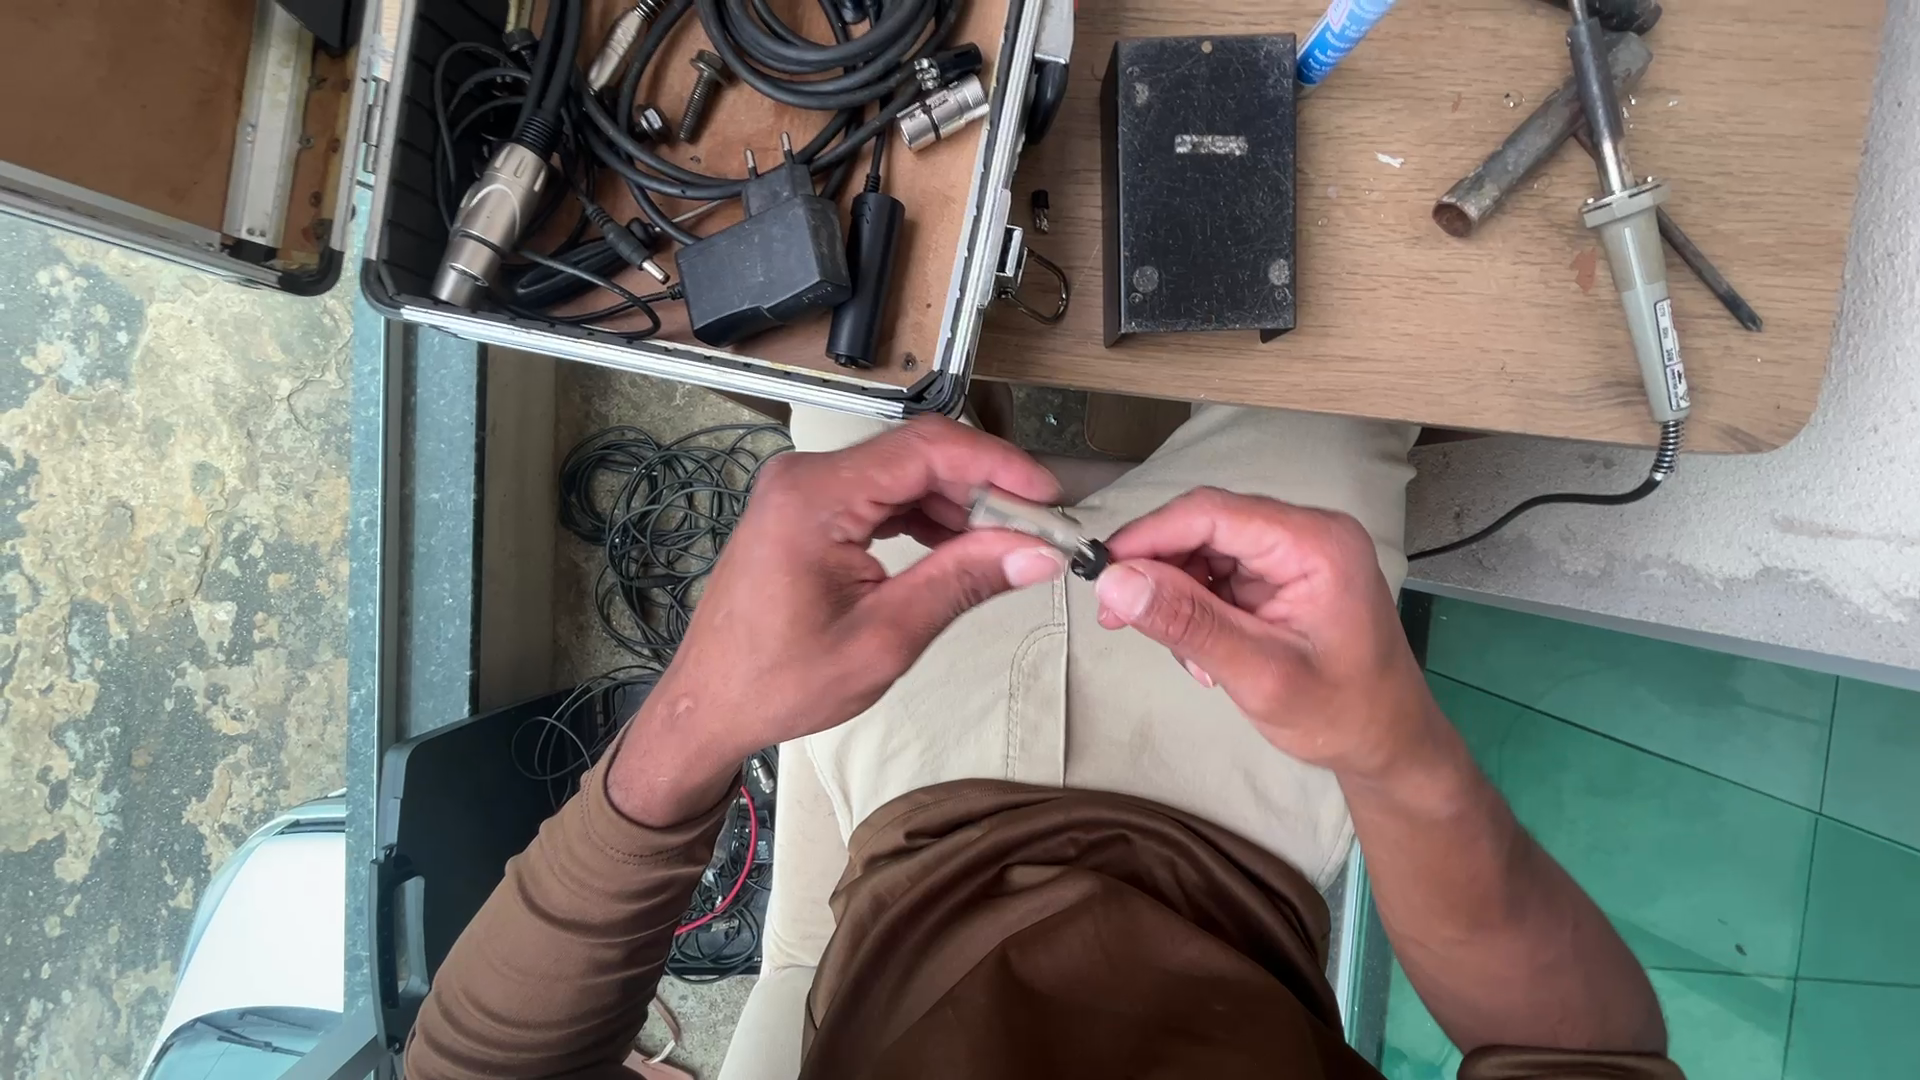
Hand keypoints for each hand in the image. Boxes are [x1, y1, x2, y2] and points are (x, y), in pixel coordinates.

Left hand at [609, 416, 1068, 824]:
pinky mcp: (809, 510)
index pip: (926, 449)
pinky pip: (882, 496)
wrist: (709, 705)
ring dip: (959, 504)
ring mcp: (805, 490)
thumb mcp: (885, 637)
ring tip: (1004, 544)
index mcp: (816, 496)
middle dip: (985, 488)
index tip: (1048, 496)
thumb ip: (962, 582)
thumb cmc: (781, 681)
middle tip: (1036, 529)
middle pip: (918, 456)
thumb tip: (1036, 552)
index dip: (997, 464)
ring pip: (904, 474)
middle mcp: (807, 477)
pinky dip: (926, 517)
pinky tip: (957, 546)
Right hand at [1092, 487, 1440, 780]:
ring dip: (1174, 597)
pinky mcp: (1277, 574)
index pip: (1210, 512)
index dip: (1147, 535)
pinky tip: (1202, 652)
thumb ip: (1187, 623)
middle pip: (1201, 527)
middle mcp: (1302, 533)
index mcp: (1313, 543)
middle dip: (1157, 571)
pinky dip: (1193, 609)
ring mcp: (1289, 552)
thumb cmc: (1340, 714)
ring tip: (1186, 654)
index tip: (1100, 572)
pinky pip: (1214, 573)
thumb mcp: (1259, 674)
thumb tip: (1113, 583)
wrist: (1388, 745)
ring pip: (1200, 550)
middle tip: (1117, 617)